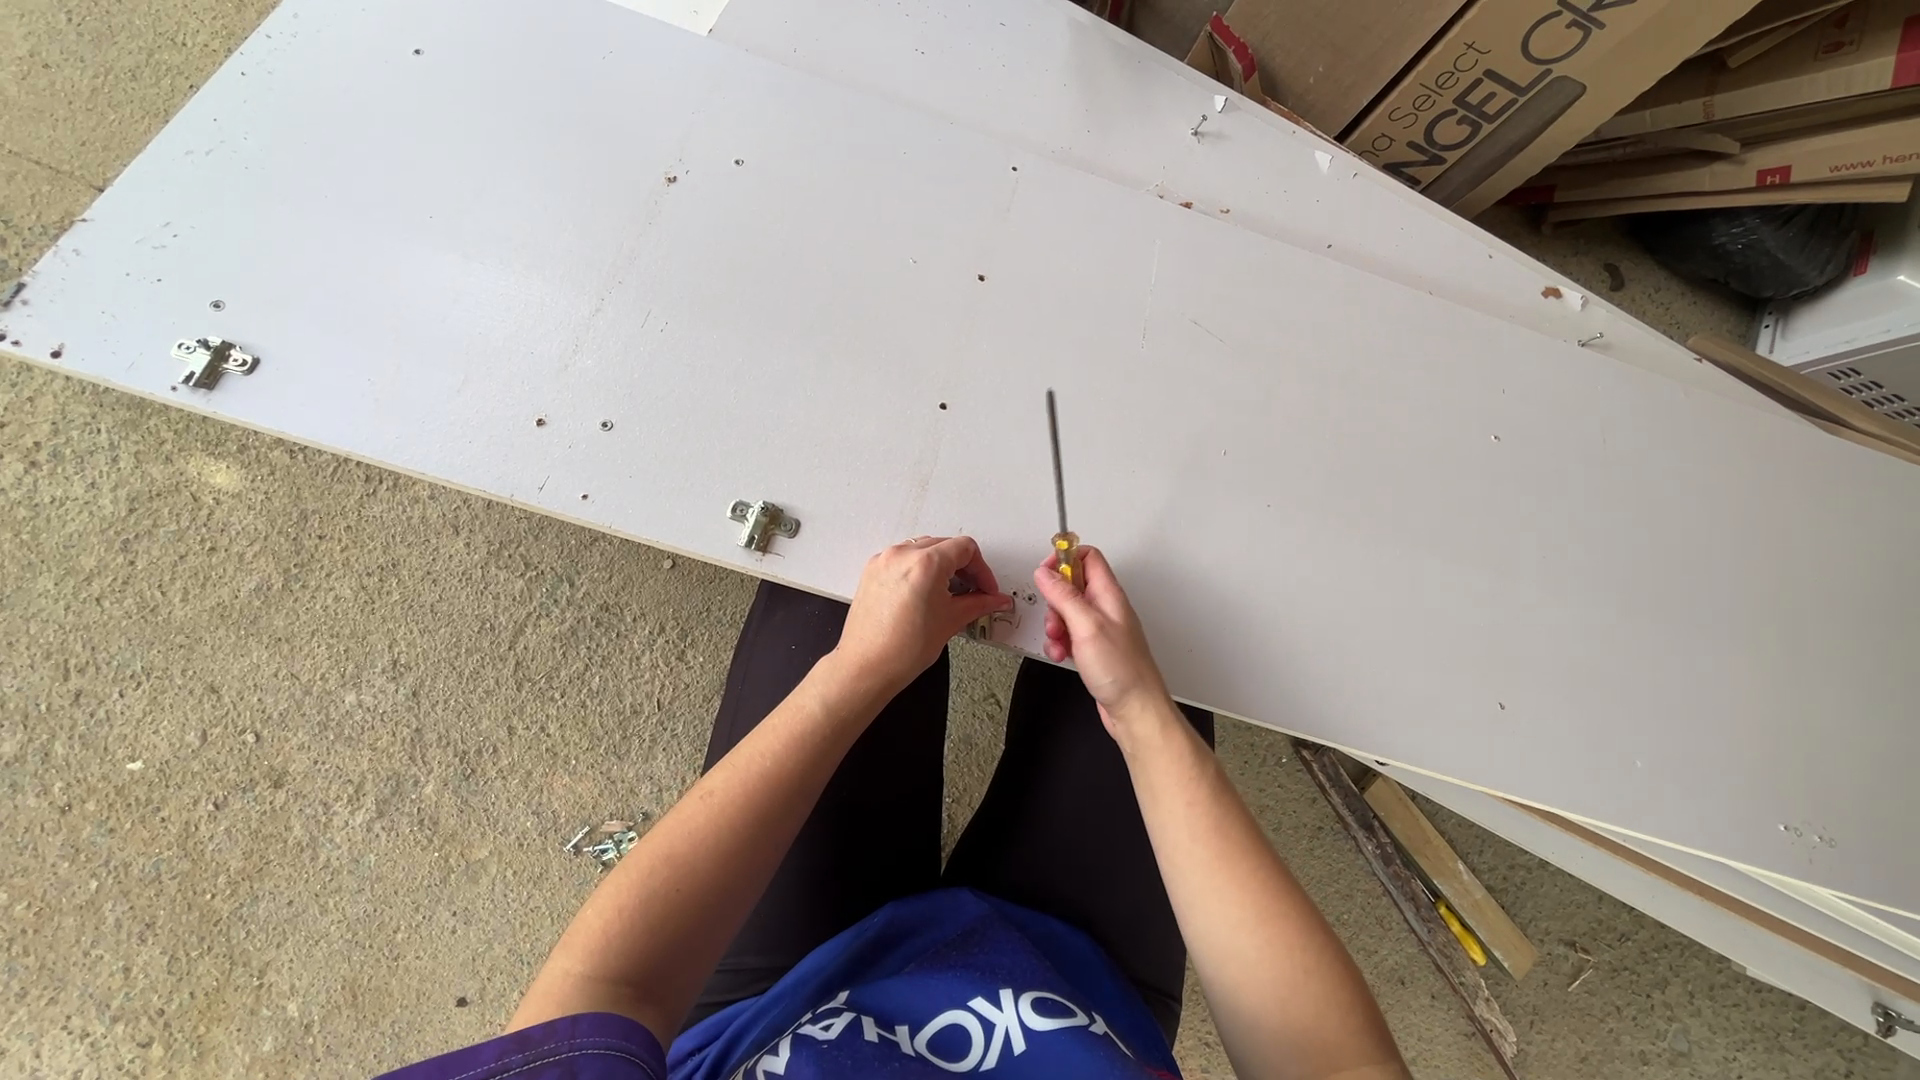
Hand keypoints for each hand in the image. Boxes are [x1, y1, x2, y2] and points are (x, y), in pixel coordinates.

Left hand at [834, 536, 1012, 694]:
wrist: (867, 667)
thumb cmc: (900, 650)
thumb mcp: (950, 621)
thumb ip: (979, 604)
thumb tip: (994, 600)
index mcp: (925, 563)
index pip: (966, 549)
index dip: (982, 570)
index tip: (986, 588)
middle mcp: (902, 555)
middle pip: (946, 545)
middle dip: (964, 567)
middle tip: (974, 591)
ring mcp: (884, 561)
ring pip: (924, 548)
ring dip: (942, 565)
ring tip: (950, 593)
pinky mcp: (873, 570)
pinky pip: (904, 558)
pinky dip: (919, 569)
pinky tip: (927, 592)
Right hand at [1033, 546, 1173, 733]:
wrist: (1135, 709)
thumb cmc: (1123, 672)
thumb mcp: (1086, 626)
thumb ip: (1064, 596)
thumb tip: (1045, 573)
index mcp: (1109, 595)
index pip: (1088, 557)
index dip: (1064, 558)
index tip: (1046, 572)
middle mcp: (1105, 608)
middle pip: (1071, 586)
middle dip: (1053, 601)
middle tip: (1055, 617)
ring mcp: (1099, 628)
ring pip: (1066, 612)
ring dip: (1054, 626)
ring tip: (1059, 641)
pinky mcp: (1092, 648)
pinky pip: (1068, 635)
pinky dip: (1059, 643)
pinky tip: (1062, 655)